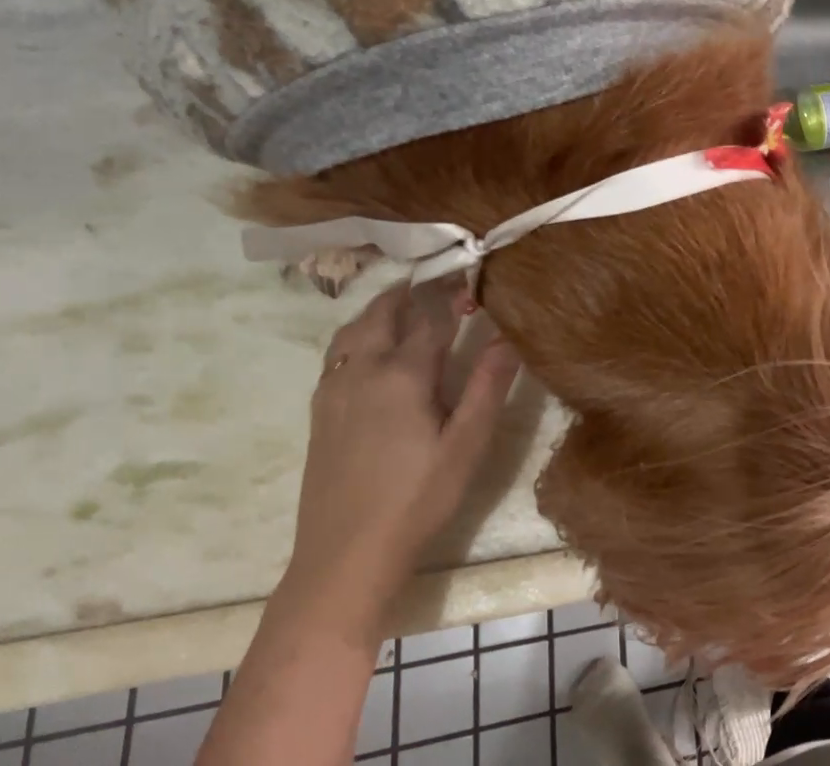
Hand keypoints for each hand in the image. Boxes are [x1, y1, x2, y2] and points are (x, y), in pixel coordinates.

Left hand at [280, 281, 520, 634]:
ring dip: (381, 309)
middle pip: (382, 313)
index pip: (431, 317)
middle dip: (412, 290)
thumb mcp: (467, 444)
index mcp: (401, 374)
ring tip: (408, 304)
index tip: (477, 276)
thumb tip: (508, 334)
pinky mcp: (321, 412)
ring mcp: (333, 391)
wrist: (345, 554)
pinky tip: (376, 352)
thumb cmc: (418, 499)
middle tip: (442, 280)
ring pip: (352, 331)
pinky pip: (339, 354)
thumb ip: (489, 385)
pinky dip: (360, 335)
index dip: (455, 294)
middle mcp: (361, 371)